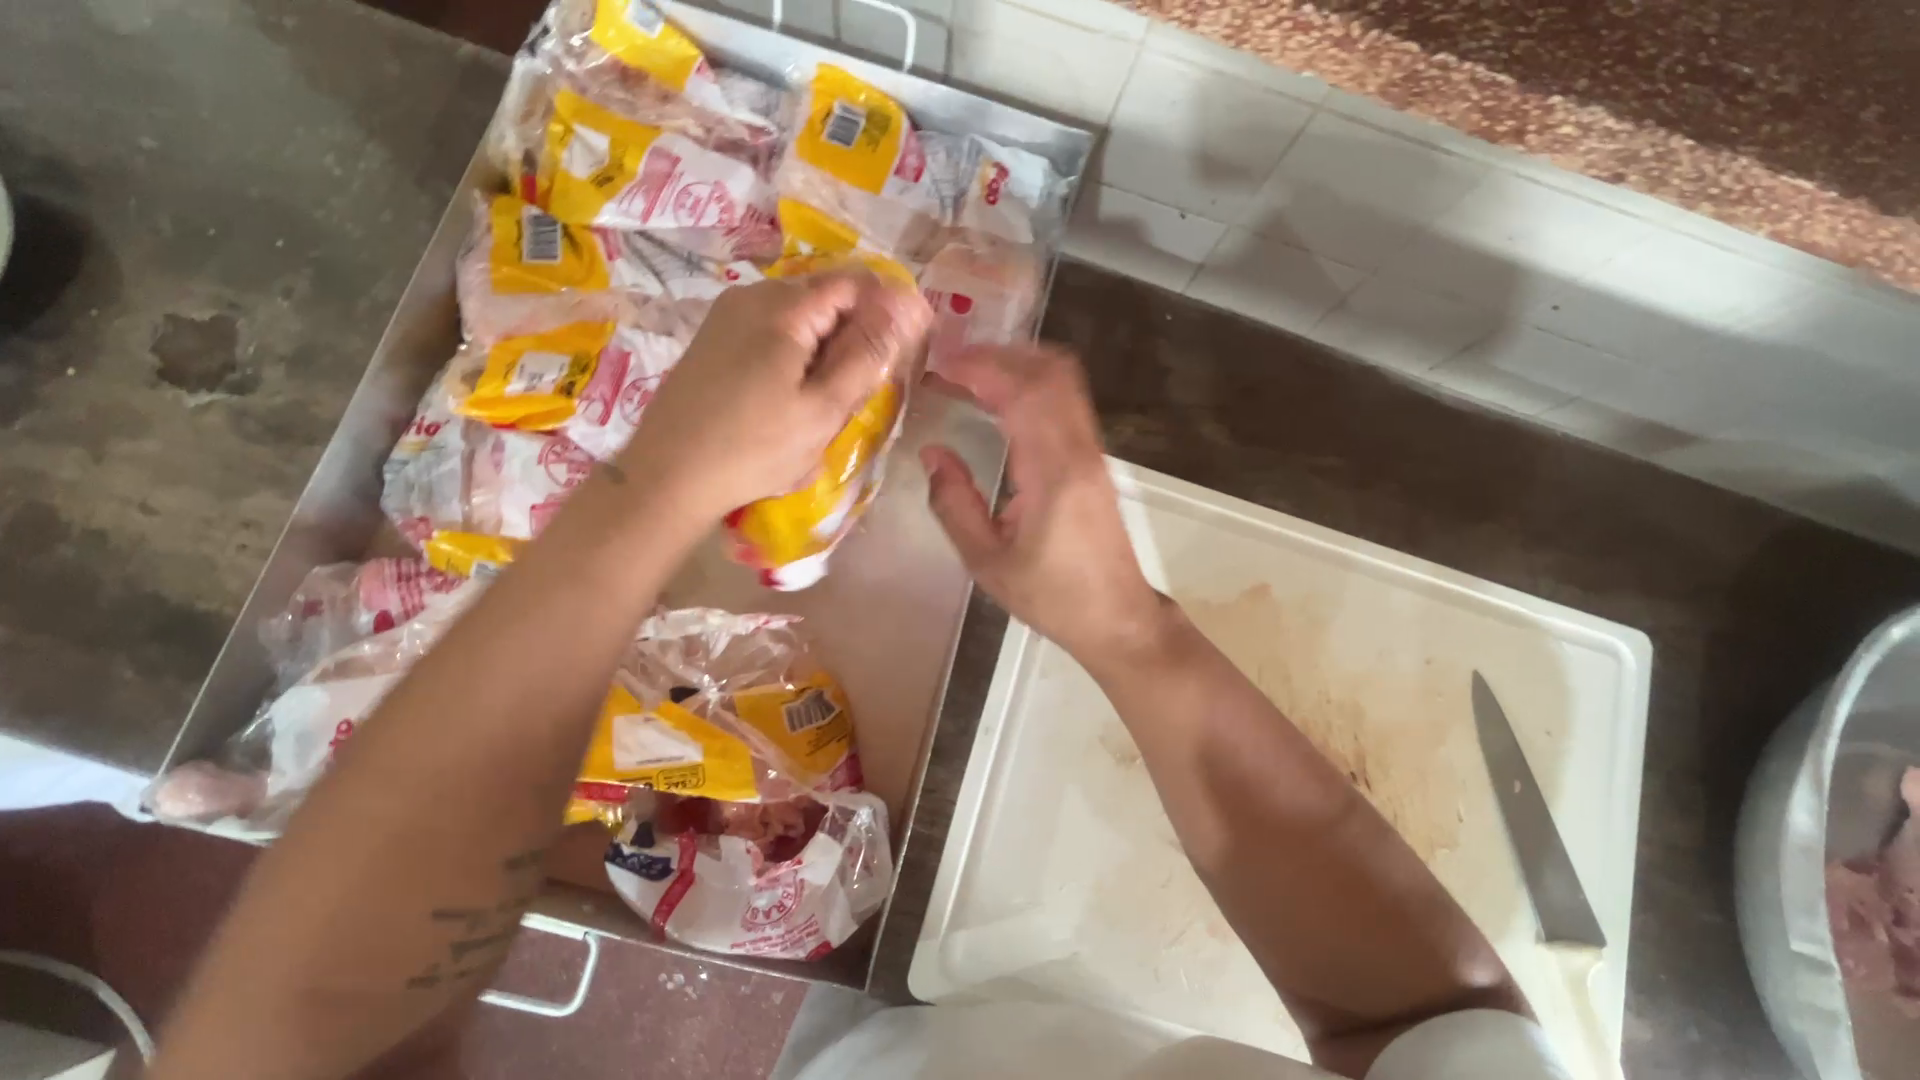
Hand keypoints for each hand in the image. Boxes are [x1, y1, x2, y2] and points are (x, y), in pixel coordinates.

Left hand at [618, 269, 931, 516]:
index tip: (913, 342)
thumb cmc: (753, 449)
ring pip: (799, 314)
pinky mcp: (713, 340)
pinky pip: (772, 330)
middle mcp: (752, 296)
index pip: (855, 281)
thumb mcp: (823, 409)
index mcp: (783, 307)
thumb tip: (908, 306)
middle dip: (859, 327)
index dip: (890, 305)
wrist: (667, 477)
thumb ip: (868, 354)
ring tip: (840, 392)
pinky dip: (799, 351)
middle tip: (877, 378)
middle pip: (825, 294)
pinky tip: (799, 393)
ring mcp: (727, 316)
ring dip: (829, 343)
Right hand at [921, 345, 1169, 665]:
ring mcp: (1093, 452)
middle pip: (1049, 373)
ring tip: (971, 375)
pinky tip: (1001, 400)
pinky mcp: (1095, 459)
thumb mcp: (988, 563)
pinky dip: (1033, 385)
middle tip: (952, 364)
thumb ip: (955, 505)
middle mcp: (1080, 451)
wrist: (1117, 617)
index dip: (981, 368)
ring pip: (1064, 382)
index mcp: (1053, 474)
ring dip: (1018, 366)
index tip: (941, 366)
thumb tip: (933, 452)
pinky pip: (1067, 401)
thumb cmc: (1052, 598)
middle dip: (999, 356)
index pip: (1022, 395)